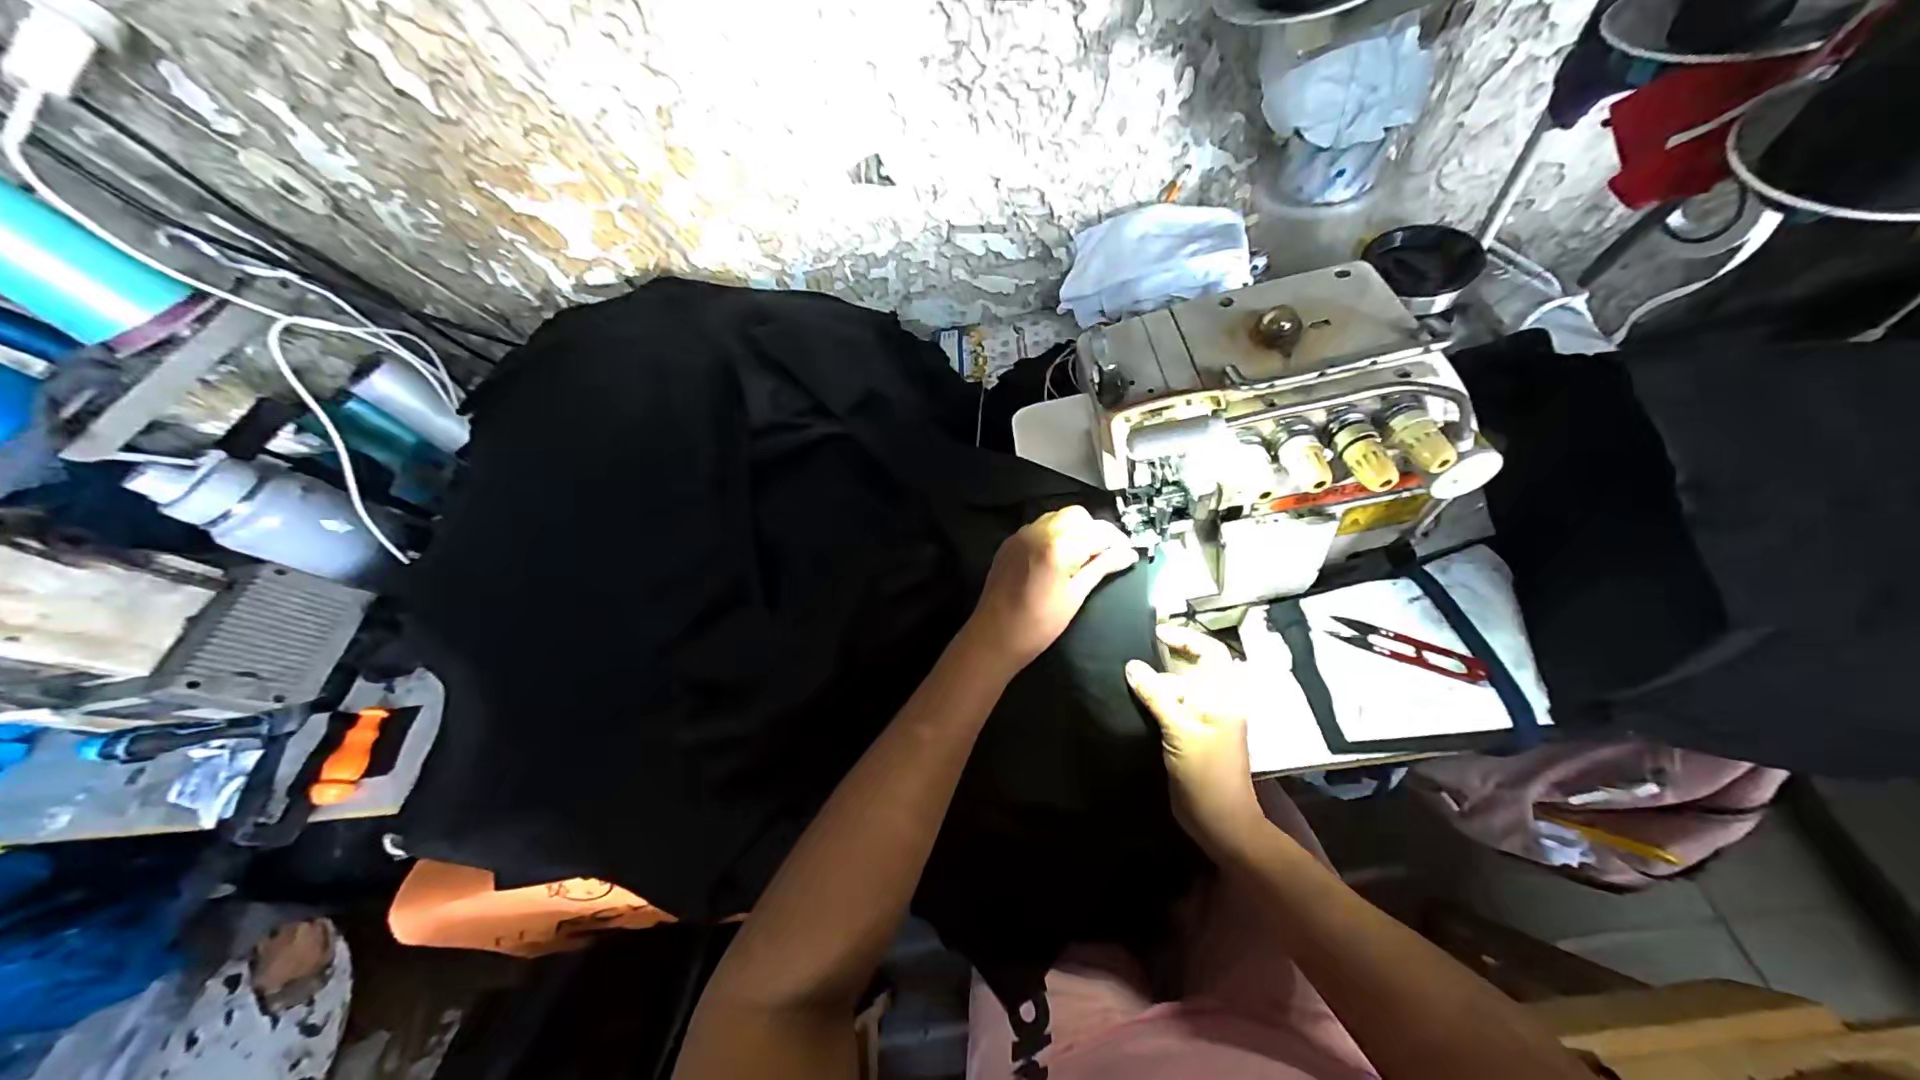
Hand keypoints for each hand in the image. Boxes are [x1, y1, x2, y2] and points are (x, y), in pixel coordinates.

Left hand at [964, 506, 1138, 672]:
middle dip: (1096, 531)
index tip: (1128, 553)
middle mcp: (1039, 531)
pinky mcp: (1011, 542)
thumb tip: (1127, 554)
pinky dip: (1056, 534)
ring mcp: (1022, 535)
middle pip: (1079, 516)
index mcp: (1059, 545)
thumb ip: (1102, 568)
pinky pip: (1040, 527)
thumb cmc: (1038, 624)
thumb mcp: (1076, 596)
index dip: (1117, 542)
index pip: (1099, 532)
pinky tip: (1061, 556)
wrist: (994, 636)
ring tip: (1085, 556)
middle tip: (1107, 554)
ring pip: (1059, 518)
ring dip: (1076, 530)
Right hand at [1126, 624, 1267, 855]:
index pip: (1211, 652)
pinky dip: (1154, 702)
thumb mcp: (1179, 730)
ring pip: (1179, 691)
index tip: (1156, 633)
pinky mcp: (1189, 737)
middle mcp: (1216, 703)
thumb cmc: (1205, 773)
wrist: (1218, 822)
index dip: (1186, 638)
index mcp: (1223, 697)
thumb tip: (1131, 665)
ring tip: (1125, 677)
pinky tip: (1132, 702)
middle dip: (1165, 660)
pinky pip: (1171, 709)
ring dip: (1156, 683)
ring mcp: (1203, 721)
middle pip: (1192, 669)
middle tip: (1132, 654)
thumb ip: (1156, 695)